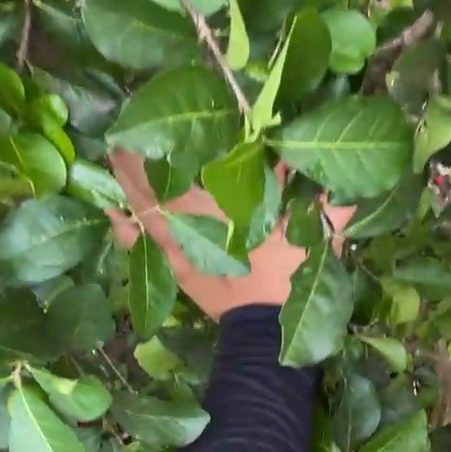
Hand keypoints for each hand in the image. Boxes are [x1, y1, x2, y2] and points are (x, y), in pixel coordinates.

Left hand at [108, 150, 341, 318]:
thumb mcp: (316, 237)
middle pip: (158, 183)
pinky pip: (144, 247)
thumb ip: (327, 203)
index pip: (190, 165)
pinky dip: (125, 228)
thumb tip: (337, 172)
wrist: (268, 332)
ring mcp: (180, 249)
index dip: (169, 141)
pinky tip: (113, 211)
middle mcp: (193, 222)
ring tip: (114, 159)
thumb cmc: (290, 278)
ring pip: (144, 208)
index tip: (154, 118)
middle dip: (140, 157)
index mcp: (223, 205)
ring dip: (128, 184)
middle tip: (125, 133)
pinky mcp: (178, 271)